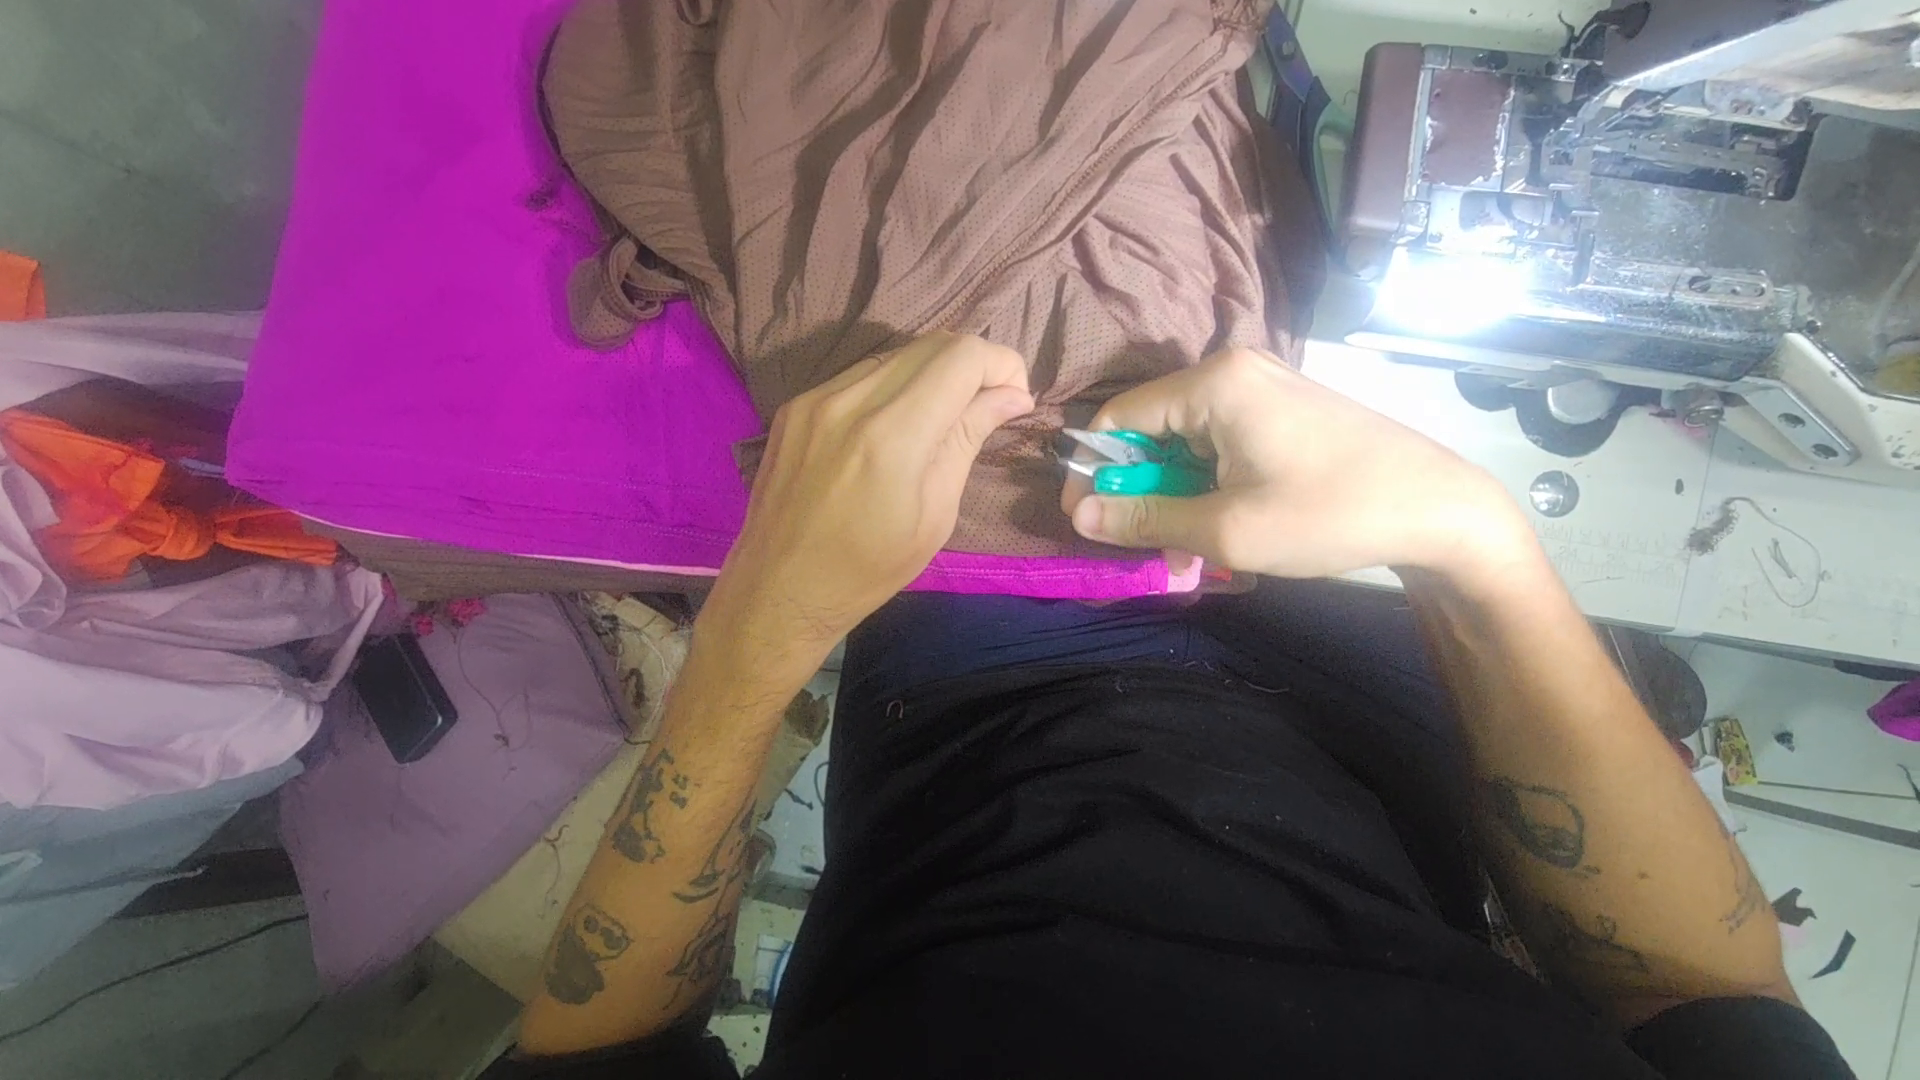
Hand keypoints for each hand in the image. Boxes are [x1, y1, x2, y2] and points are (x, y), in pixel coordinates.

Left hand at [707, 332, 1032, 661]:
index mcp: (893, 436)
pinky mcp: (795, 406)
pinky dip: (894, 385)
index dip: (1002, 365)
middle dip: (975, 364)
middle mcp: (851, 401)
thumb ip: (967, 440)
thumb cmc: (868, 569)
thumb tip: (1012, 397)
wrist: (779, 589)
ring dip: (933, 373)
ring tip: (945, 416)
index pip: (963, 357)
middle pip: (933, 343)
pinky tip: (897, 424)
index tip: (1015, 398)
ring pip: (896, 354)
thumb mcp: (935, 515)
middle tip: (989, 405)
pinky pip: (860, 374)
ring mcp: (816, 398)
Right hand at [1061, 347, 1535, 584]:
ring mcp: (1262, 387)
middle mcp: (1232, 371)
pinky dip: (1208, 487)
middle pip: (1151, 430)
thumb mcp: (1226, 529)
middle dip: (1142, 492)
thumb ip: (1143, 518)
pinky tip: (1223, 528)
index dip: (1094, 471)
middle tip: (1151, 549)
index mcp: (1213, 383)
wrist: (1441, 510)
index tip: (1088, 521)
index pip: (1118, 418)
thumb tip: (1077, 514)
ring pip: (1185, 444)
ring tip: (1192, 552)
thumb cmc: (1330, 514)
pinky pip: (1219, 445)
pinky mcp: (1281, 409)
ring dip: (1176, 497)